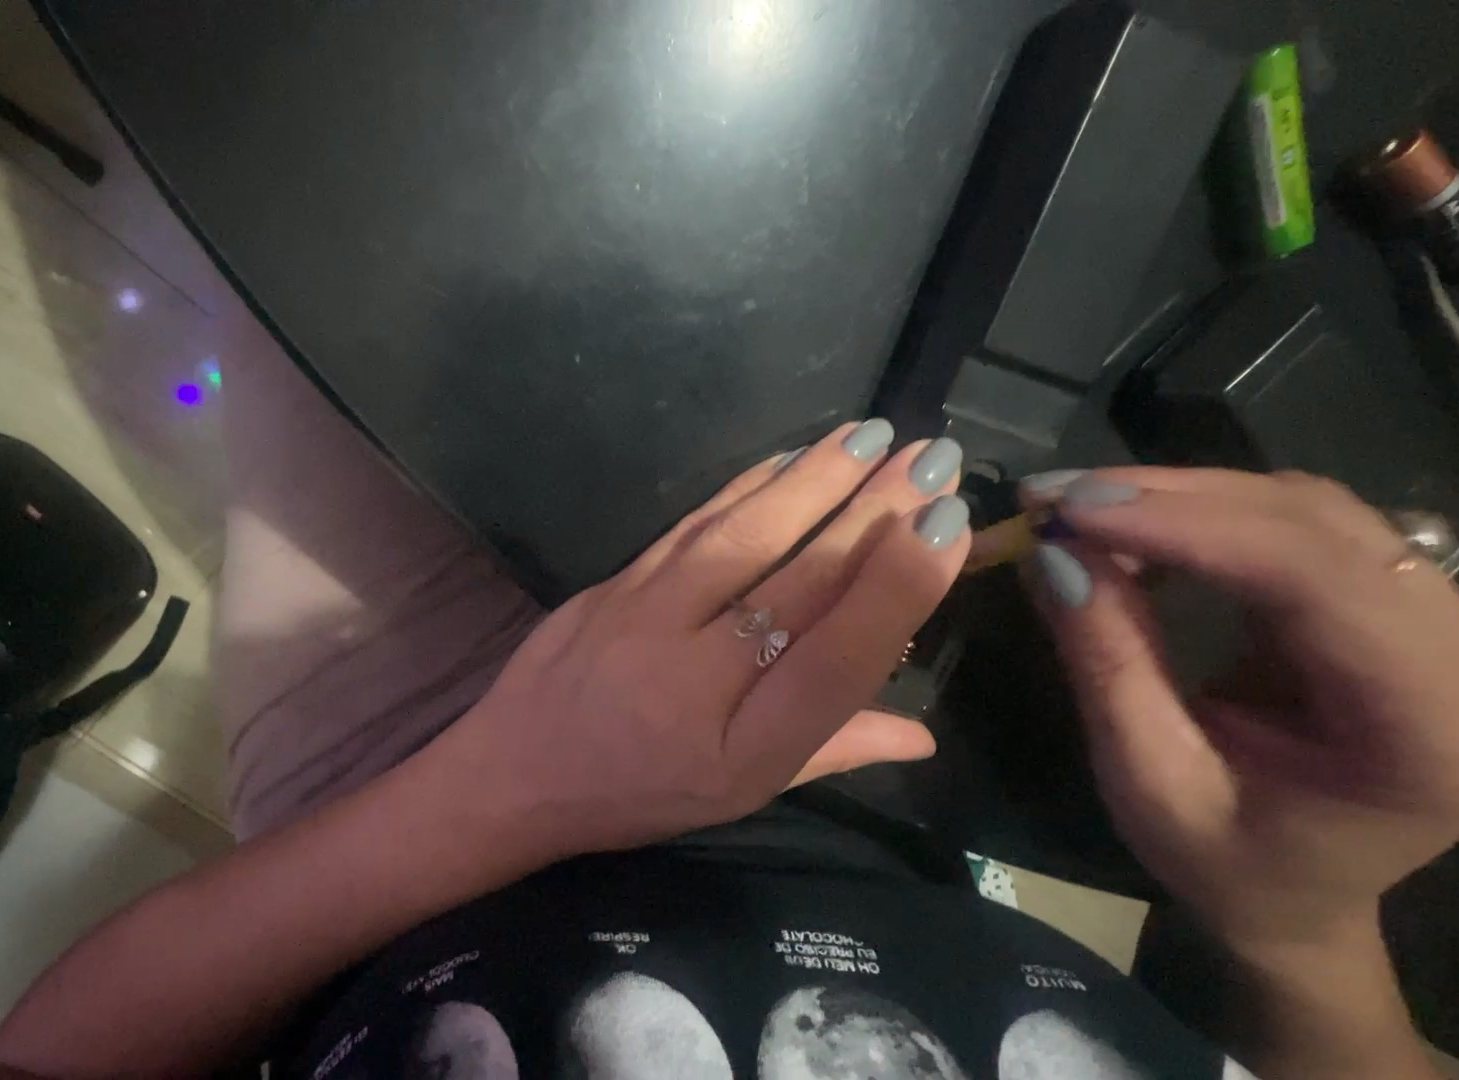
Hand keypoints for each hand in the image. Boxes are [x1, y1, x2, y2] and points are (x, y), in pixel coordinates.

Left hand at [417, 421, 972, 857]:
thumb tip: (922, 734)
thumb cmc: (634, 794)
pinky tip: (784, 459)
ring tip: (870, 436)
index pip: (833, 663)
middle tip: (931, 454)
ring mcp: (643, 620)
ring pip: (741, 539)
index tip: (943, 525)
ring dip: (811, 481)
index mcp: (739, 749)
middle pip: (794, 585)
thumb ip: (825, 754)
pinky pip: (689, 529)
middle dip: (870, 513)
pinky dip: (742, 489)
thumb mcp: (734, 797)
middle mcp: (694, 676)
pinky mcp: (611, 586)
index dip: (895, 592)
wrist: (514, 770)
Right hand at [1024, 468, 1458, 947]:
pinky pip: (1295, 524)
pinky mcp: (1386, 603)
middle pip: (1316, 526)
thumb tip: (1050, 555)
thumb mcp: (1147, 776)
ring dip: (1180, 494)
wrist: (1293, 891)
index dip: (1188, 529)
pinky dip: (1200, 509)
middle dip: (1171, 498)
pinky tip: (1130, 519)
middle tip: (1052, 498)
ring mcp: (1438, 621)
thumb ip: (1108, 662)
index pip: (1316, 580)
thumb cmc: (1224, 859)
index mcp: (1431, 725)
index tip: (1069, 511)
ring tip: (1076, 503)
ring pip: (1306, 509)